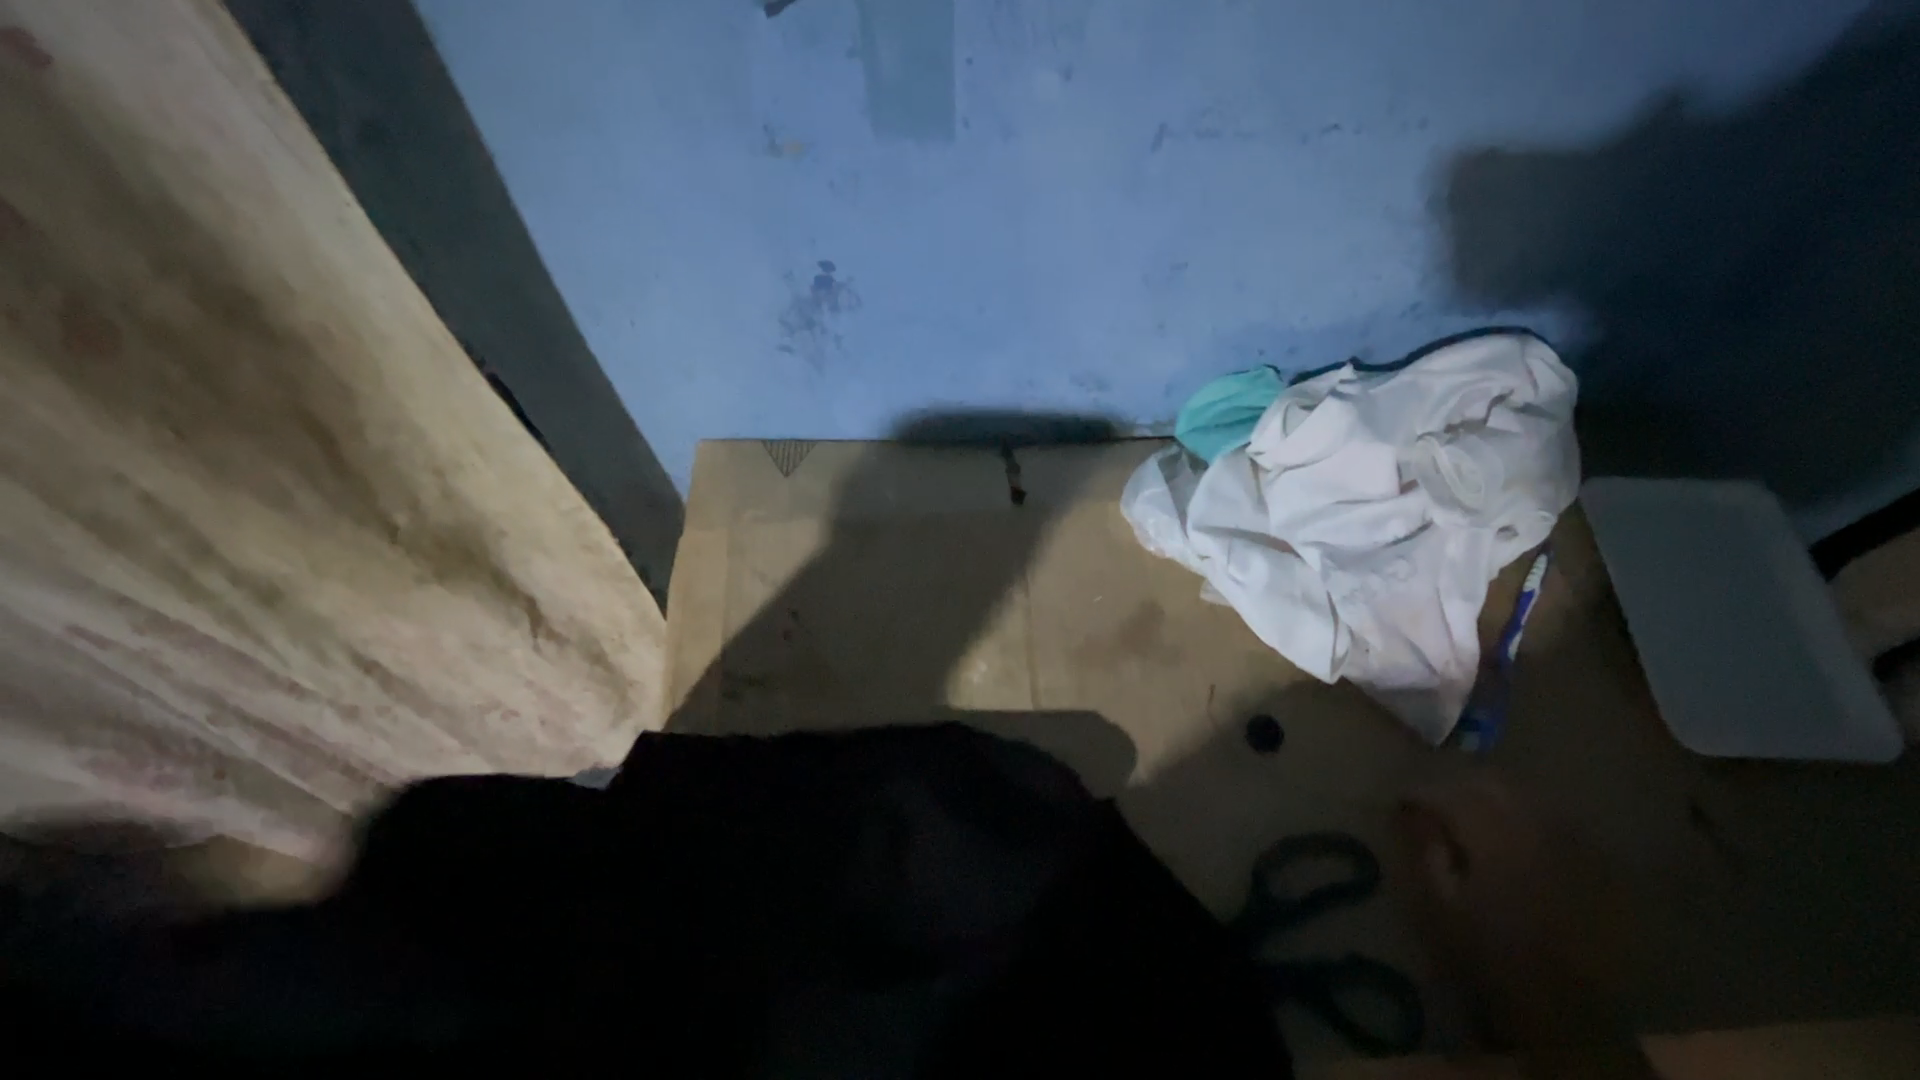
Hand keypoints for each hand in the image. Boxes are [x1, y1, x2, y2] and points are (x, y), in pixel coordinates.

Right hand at [1396, 771, 1642, 1060]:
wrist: (1565, 1005)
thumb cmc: (1490, 956)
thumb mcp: (1438, 909)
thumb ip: (1424, 853)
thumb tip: (1410, 813)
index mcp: (1495, 838)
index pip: (1450, 794)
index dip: (1420, 792)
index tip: (1400, 801)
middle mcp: (1537, 828)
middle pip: (1492, 783)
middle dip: (1458, 786)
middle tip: (1435, 804)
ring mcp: (1572, 842)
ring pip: (1526, 796)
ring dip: (1493, 798)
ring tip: (1472, 817)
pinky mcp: (1595, 861)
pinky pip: (1554, 821)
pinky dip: (1525, 818)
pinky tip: (1513, 838)